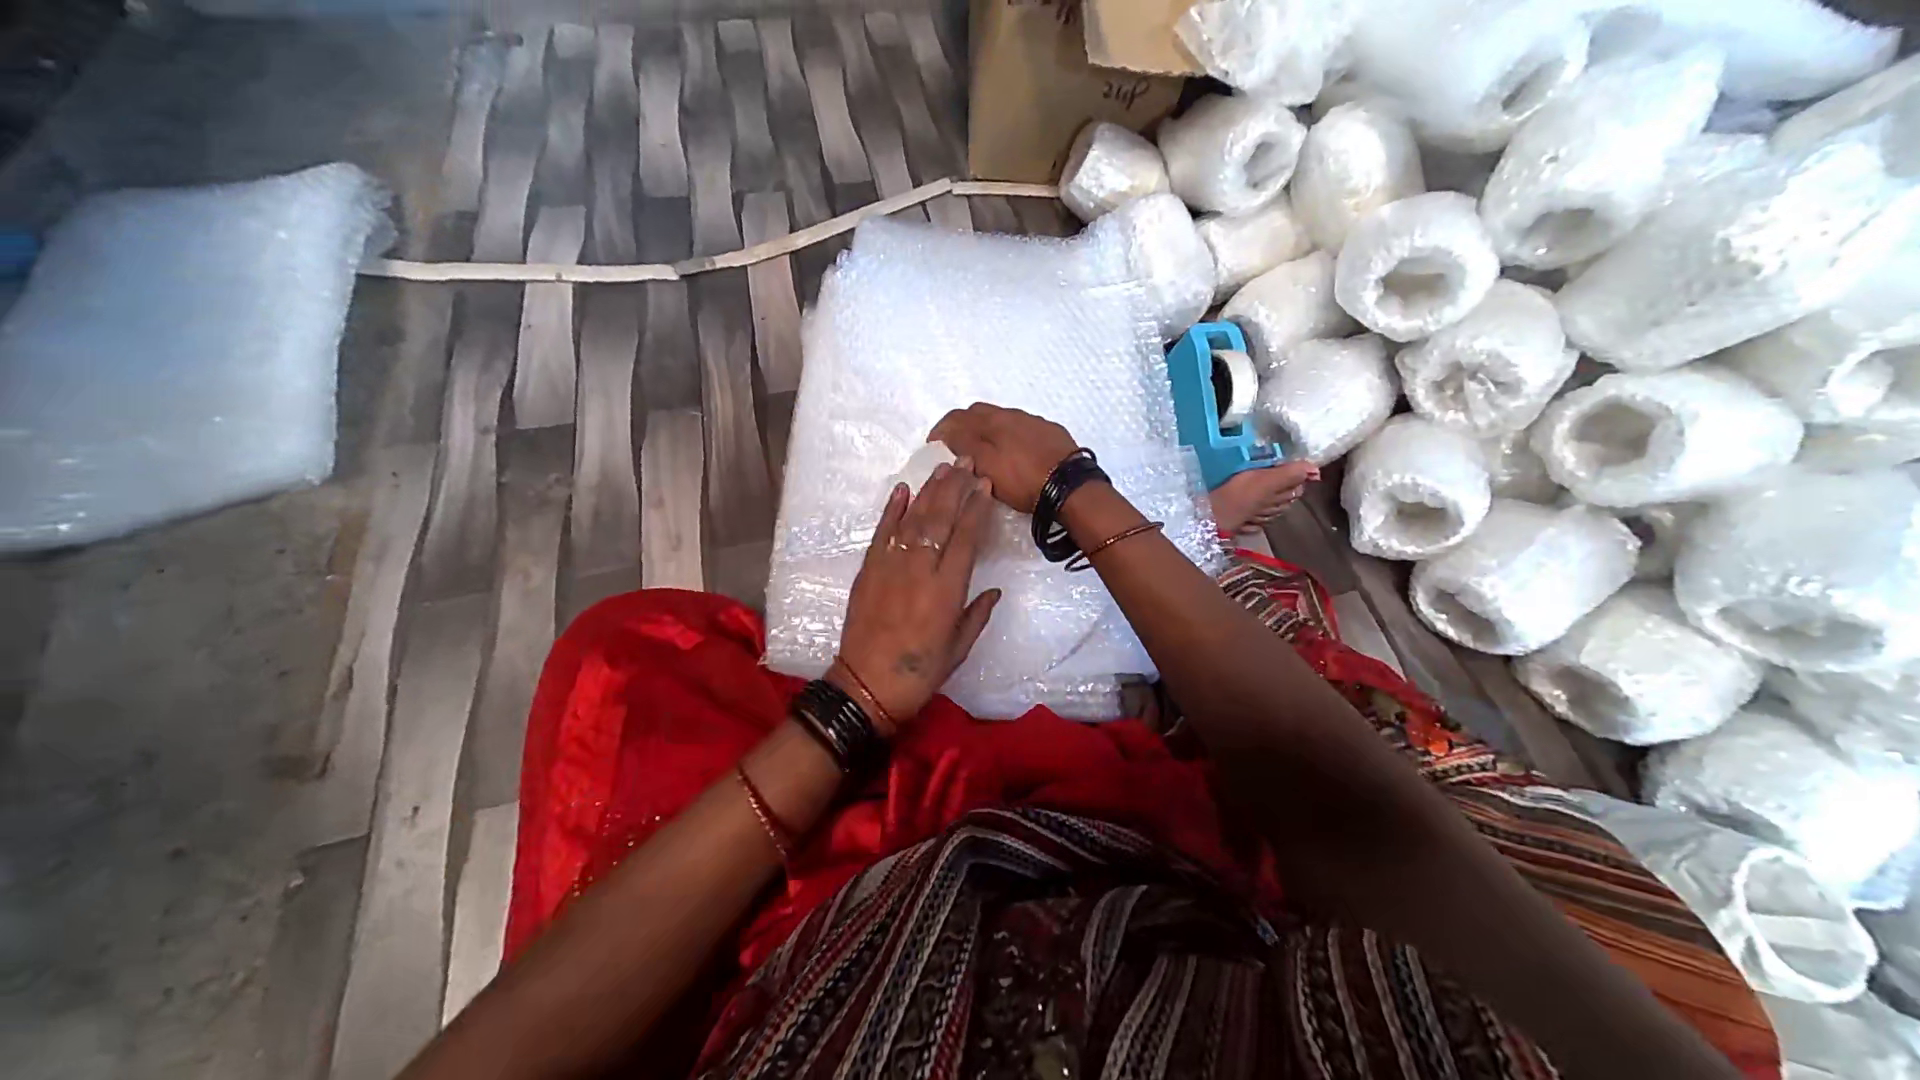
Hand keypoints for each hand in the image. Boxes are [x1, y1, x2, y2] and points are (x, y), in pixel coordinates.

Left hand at [830, 459, 1001, 733]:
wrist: (867, 684)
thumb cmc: (921, 672)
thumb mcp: (959, 648)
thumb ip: (977, 614)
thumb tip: (994, 590)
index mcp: (947, 589)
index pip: (965, 537)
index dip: (976, 508)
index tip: (985, 485)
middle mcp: (919, 570)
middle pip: (939, 519)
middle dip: (955, 487)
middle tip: (966, 463)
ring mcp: (890, 566)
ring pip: (912, 519)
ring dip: (928, 491)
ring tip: (942, 468)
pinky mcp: (868, 569)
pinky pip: (881, 532)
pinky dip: (891, 509)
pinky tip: (902, 489)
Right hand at [929, 403, 1079, 511]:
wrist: (1071, 487)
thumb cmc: (1023, 480)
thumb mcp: (986, 466)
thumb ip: (965, 445)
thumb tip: (948, 433)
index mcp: (992, 421)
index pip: (958, 416)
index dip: (942, 430)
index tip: (934, 447)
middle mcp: (1012, 414)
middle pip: (980, 413)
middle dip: (963, 426)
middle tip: (955, 446)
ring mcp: (1034, 423)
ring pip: (1002, 419)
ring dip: (987, 430)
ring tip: (983, 450)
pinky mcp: (1052, 434)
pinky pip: (1022, 429)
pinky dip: (1009, 436)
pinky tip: (1013, 453)